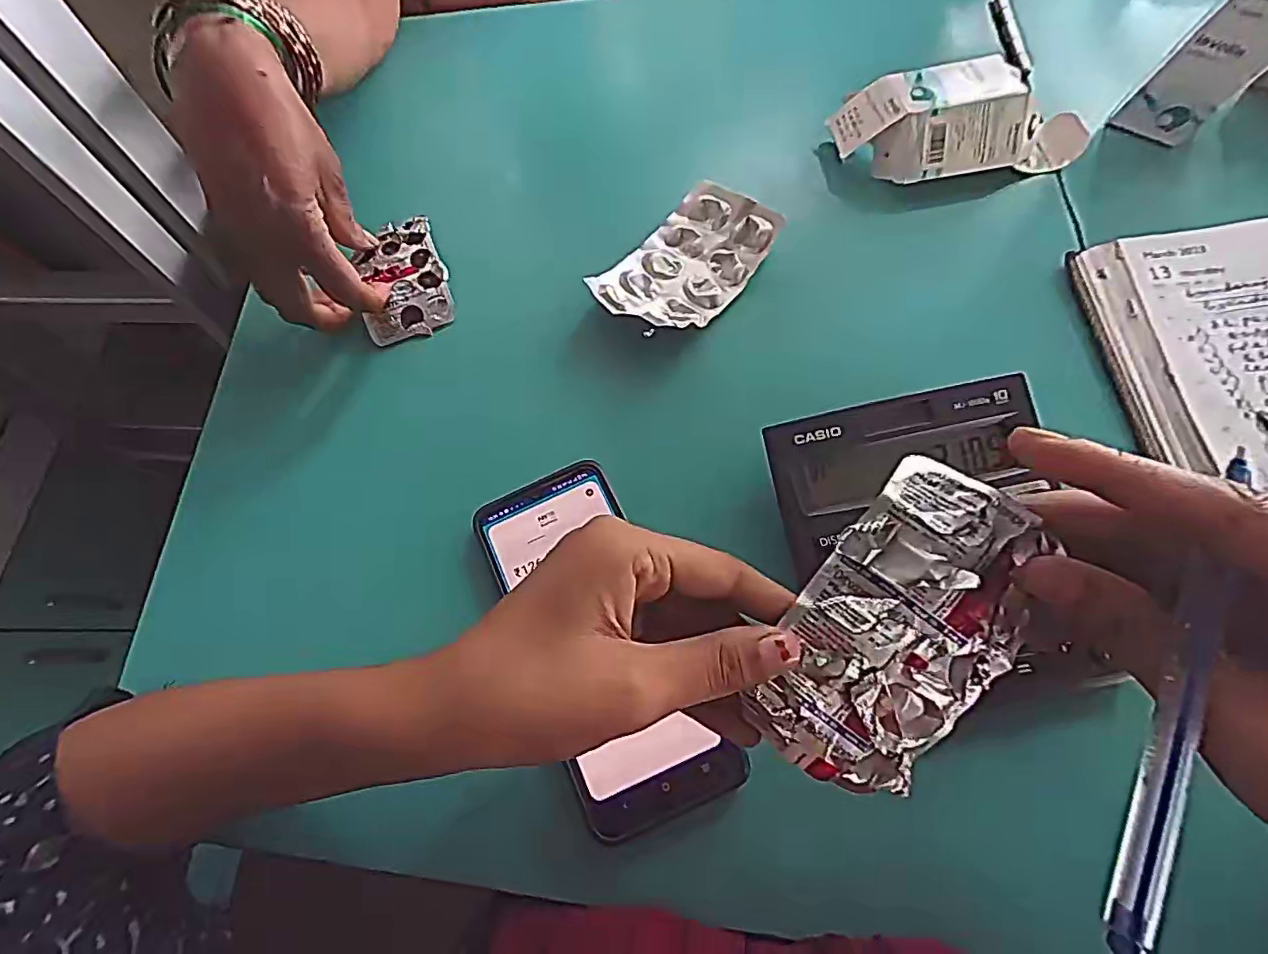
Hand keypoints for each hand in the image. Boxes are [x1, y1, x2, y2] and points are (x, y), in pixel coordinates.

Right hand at [166, 17, 390, 328]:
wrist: (223, 84)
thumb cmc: (274, 115)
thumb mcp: (327, 172)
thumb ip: (343, 219)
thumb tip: (359, 244)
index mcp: (297, 229)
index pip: (341, 286)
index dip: (365, 299)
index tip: (379, 299)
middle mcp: (263, 243)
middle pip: (298, 307)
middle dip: (329, 317)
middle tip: (352, 310)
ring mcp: (238, 238)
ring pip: (272, 294)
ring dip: (302, 303)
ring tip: (329, 295)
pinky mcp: (223, 228)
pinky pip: (254, 272)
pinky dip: (280, 280)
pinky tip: (297, 268)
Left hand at [429, 516, 800, 767]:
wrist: (452, 719)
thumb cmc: (531, 692)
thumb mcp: (638, 683)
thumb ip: (718, 663)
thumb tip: (782, 648)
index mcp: (625, 548)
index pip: (719, 569)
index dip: (770, 604)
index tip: (815, 636)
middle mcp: (618, 556)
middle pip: (703, 598)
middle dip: (746, 647)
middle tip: (795, 689)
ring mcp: (607, 588)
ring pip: (684, 625)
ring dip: (719, 669)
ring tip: (769, 714)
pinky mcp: (599, 619)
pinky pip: (657, 640)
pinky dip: (686, 674)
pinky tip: (727, 715)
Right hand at [1006, 428, 1267, 952]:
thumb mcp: (1261, 738)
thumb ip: (1144, 643)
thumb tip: (1052, 578)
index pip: (1242, 517)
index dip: (1125, 479)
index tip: (1045, 451)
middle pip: (1212, 532)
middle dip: (1104, 522)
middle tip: (1022, 516)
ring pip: (1204, 560)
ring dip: (1113, 558)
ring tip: (1039, 553)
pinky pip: (1213, 594)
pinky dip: (1143, 592)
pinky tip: (1087, 587)